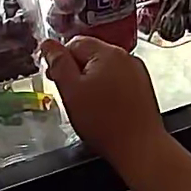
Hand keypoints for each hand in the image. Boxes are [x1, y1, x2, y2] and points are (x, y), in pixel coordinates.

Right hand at [41, 37, 168, 167]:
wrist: (140, 147)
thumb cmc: (106, 123)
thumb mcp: (72, 91)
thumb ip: (58, 63)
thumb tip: (48, 44)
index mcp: (107, 53)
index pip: (74, 43)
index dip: (61, 61)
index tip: (55, 78)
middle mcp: (126, 57)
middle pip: (91, 55)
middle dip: (77, 72)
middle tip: (71, 96)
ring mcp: (137, 73)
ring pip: (105, 69)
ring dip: (93, 82)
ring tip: (89, 106)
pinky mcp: (143, 88)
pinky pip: (119, 82)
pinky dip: (108, 91)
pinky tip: (105, 109)